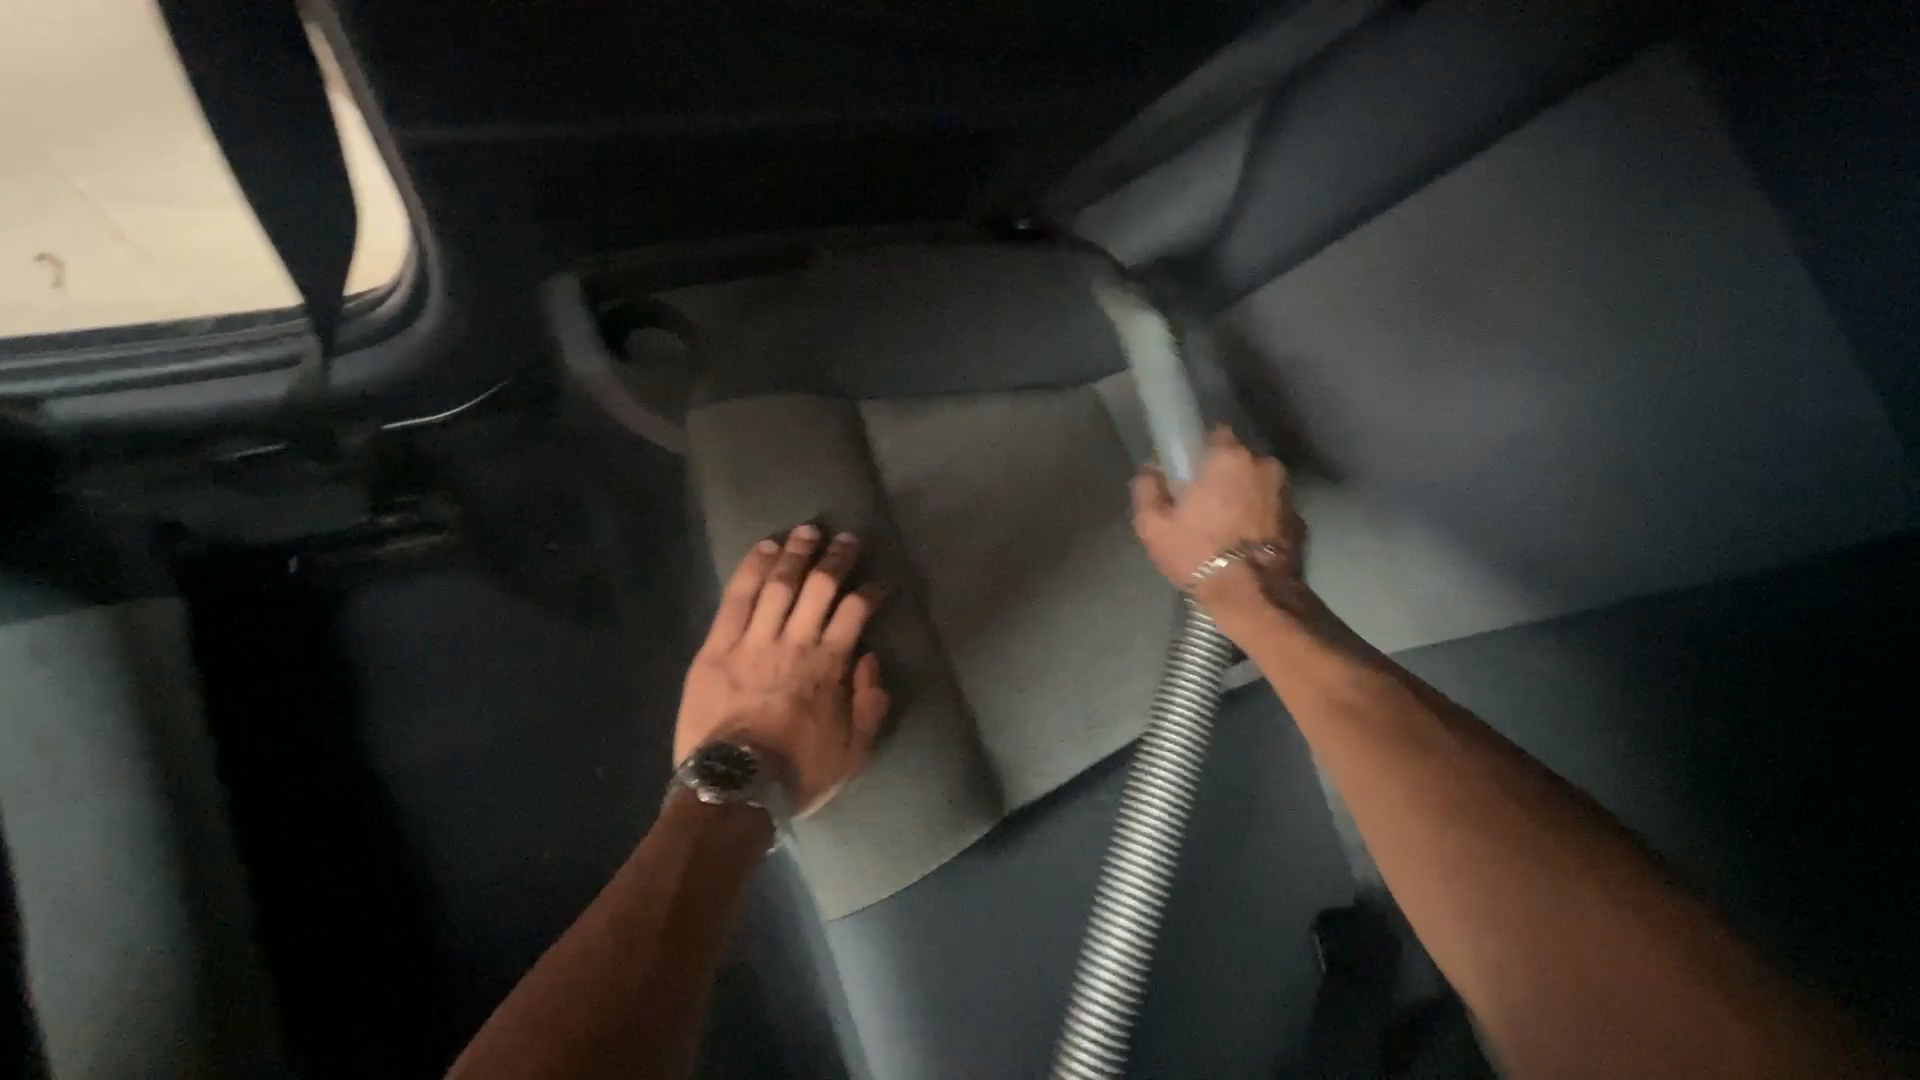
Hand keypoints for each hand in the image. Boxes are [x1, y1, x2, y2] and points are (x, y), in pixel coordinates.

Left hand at [675, 525, 890, 815]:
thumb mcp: (854, 751)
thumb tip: (871, 659)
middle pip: (820, 585)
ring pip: (779, 582)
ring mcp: (753, 640)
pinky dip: (752, 568)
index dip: (871, 589)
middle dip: (837, 558)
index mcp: (830, 665)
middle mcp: (795, 642)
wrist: (732, 789)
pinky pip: (737, 597)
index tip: (880, 582)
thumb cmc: (797, 772)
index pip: (856, 610)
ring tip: (808, 532)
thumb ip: (870, 704)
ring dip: (796, 552)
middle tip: (848, 540)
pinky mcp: (718, 646)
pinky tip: (765, 548)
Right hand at [1131, 426, 1304, 589]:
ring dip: (1246, 496)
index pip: (1218, 433)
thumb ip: (1148, 489)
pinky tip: (1246, 541)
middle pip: (1240, 460)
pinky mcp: (1300, 521)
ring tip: (1227, 525)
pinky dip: (1262, 519)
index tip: (1190, 469)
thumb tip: (1151, 470)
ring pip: (1259, 484)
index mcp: (1229, 458)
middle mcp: (1264, 466)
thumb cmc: (1199, 553)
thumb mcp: (1153, 526)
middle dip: (1225, 475)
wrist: (1253, 596)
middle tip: (1205, 501)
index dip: (1202, 450)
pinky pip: (1273, 510)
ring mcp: (1287, 494)